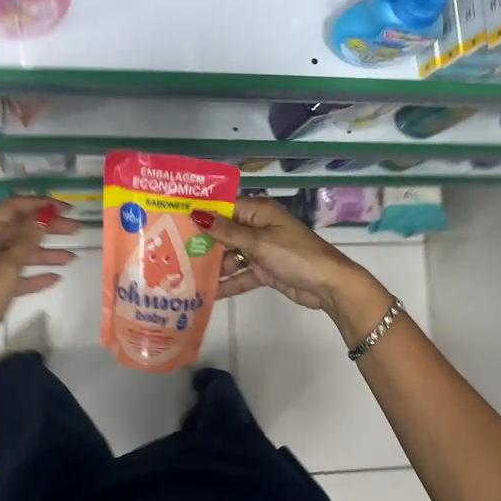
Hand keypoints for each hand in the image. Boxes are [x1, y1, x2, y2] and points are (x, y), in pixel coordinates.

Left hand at [0, 195, 80, 361]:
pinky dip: (33, 274)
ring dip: (45, 253)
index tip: (66, 208)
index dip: (40, 204)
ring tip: (71, 257)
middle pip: (19, 228)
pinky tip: (55, 278)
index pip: (13, 206)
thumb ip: (27, 240)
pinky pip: (15, 274)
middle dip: (48, 228)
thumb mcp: (7, 266)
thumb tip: (43, 216)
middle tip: (77, 229)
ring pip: (19, 252)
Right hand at [193, 197, 372, 312]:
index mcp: (260, 212)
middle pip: (225, 232)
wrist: (329, 286)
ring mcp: (262, 251)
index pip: (226, 207)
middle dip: (203, 242)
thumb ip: (227, 232)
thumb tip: (197, 214)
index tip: (175, 217)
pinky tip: (206, 293)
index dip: (202, 212)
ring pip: (231, 256)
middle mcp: (259, 228)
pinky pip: (241, 275)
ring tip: (182, 274)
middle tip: (171, 250)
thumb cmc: (295, 255)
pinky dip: (227, 283)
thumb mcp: (259, 242)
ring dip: (212, 265)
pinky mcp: (265, 271)